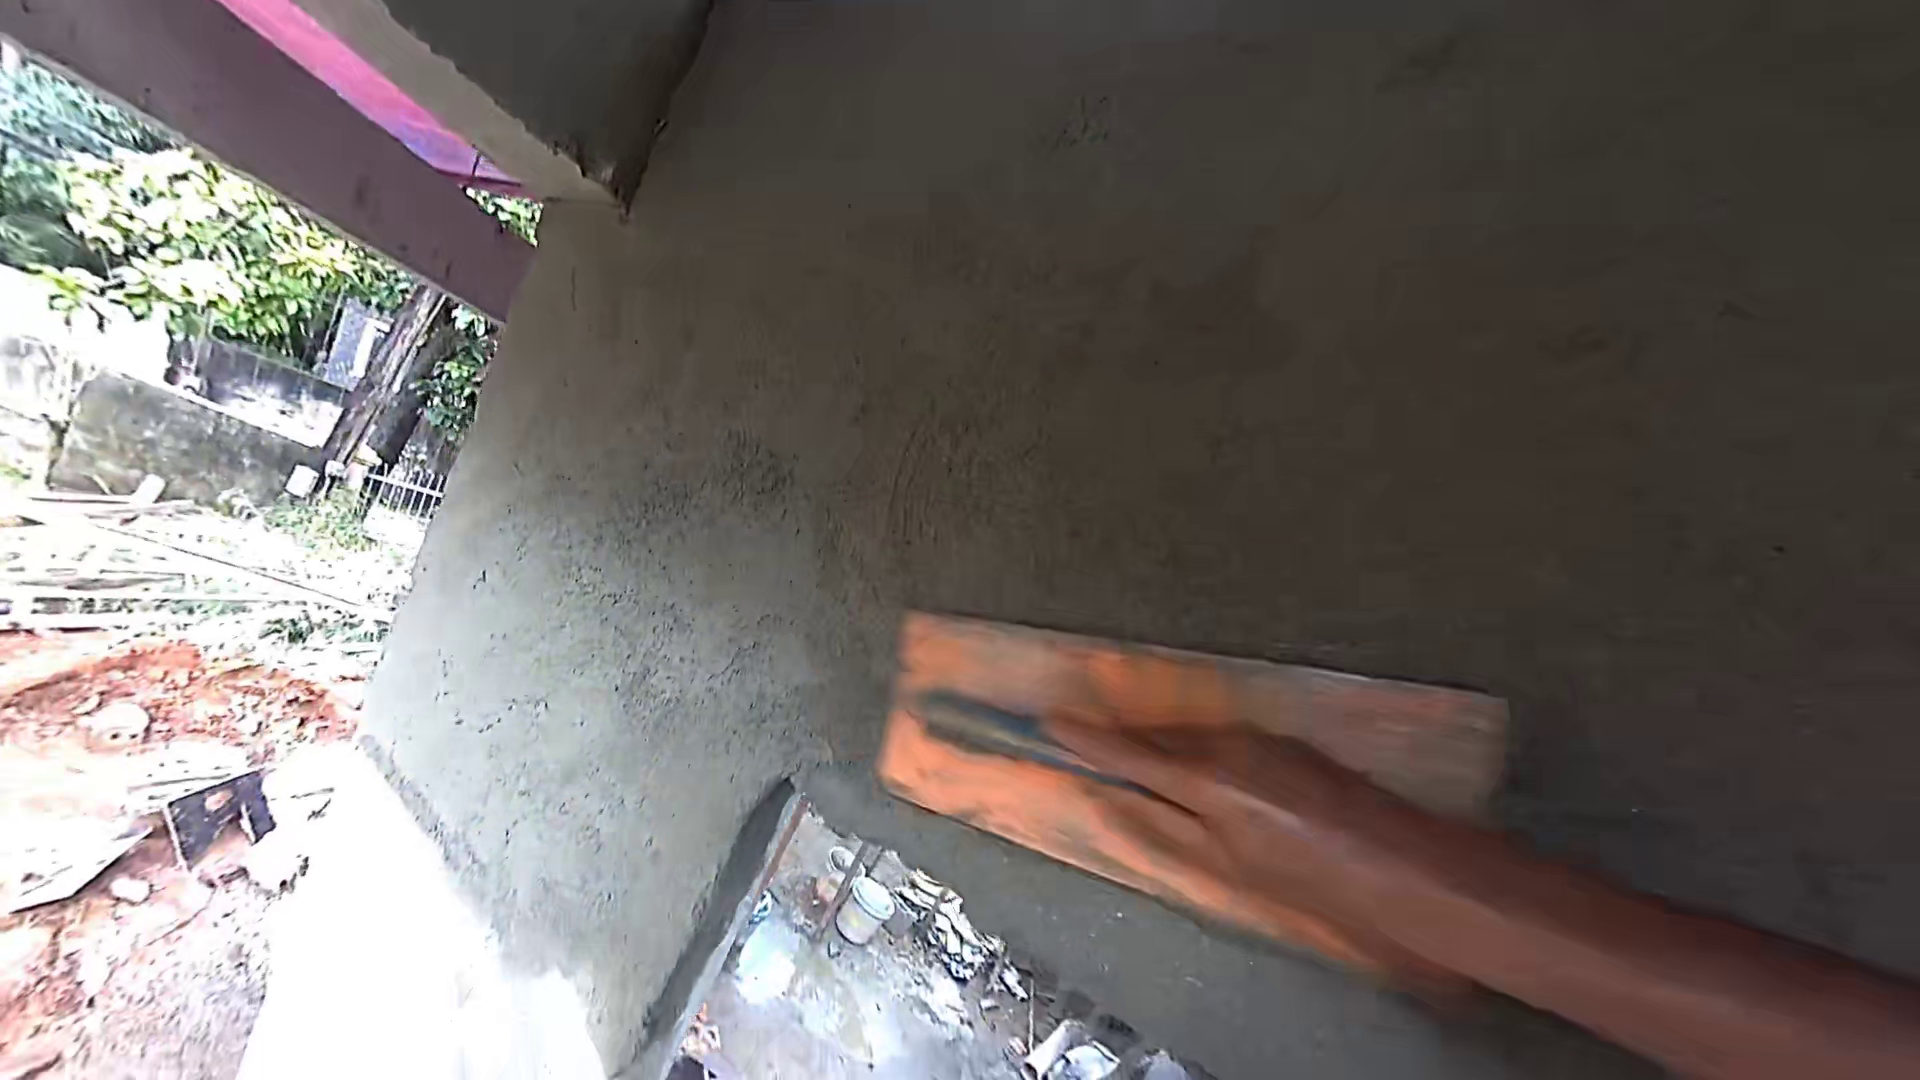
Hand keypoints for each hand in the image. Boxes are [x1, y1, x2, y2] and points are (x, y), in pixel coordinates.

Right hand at [1043, 713, 1414, 927]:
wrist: (1406, 867)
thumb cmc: (1309, 882)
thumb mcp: (1227, 866)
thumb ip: (1166, 826)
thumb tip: (1119, 798)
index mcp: (1203, 780)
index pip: (1128, 752)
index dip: (1086, 737)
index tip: (1050, 719)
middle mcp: (1224, 744)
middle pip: (1158, 736)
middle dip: (1125, 739)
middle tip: (1091, 739)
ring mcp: (1256, 736)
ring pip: (1190, 735)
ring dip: (1164, 744)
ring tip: (1145, 759)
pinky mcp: (1281, 740)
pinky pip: (1222, 737)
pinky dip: (1200, 748)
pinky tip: (1207, 769)